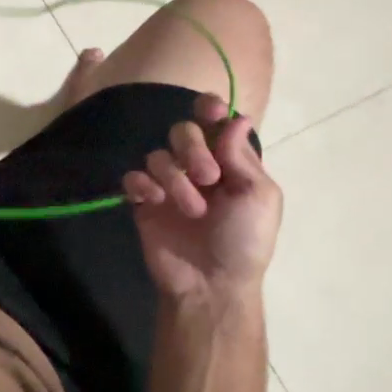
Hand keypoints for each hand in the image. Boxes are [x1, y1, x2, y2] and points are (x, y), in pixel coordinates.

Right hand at [120, 94, 281, 304]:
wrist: (211, 283)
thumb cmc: (245, 241)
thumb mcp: (259, 198)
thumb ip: (242, 157)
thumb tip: (235, 118)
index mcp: (231, 164)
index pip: (217, 123)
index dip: (211, 110)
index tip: (211, 109)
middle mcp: (199, 168)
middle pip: (183, 131)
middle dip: (193, 148)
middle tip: (208, 177)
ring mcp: (169, 185)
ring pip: (158, 154)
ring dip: (174, 177)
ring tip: (190, 208)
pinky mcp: (143, 202)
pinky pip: (133, 176)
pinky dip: (142, 183)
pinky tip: (153, 200)